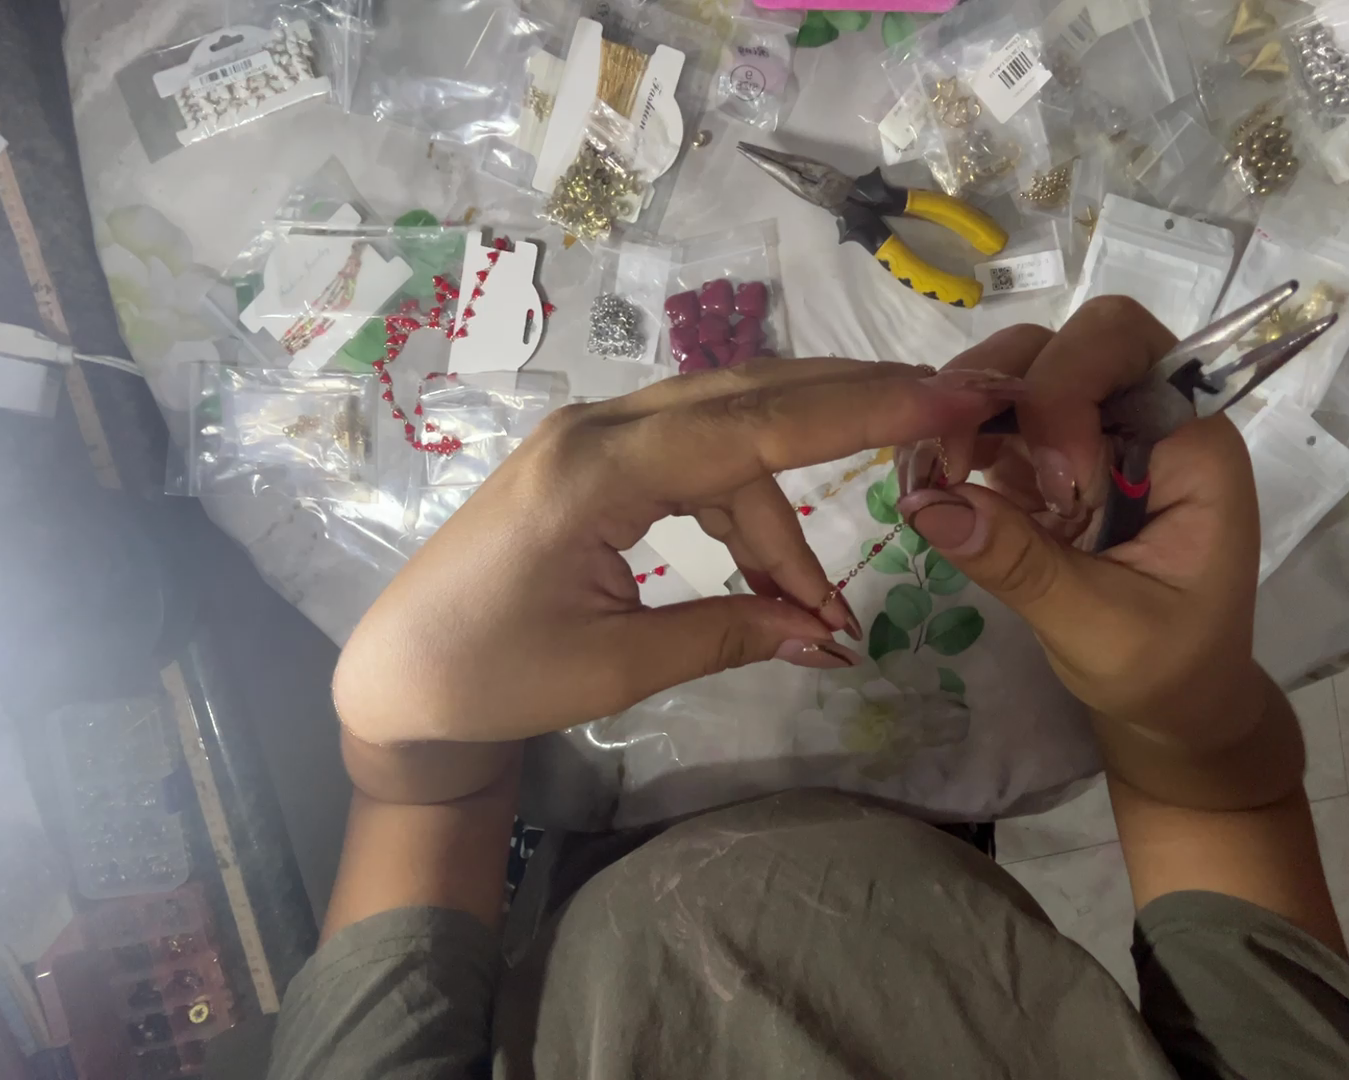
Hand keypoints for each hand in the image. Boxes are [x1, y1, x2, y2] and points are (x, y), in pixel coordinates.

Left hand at [334, 360, 1025, 746]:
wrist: (401, 676)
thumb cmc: (492, 676)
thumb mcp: (618, 664)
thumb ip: (730, 632)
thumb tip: (829, 635)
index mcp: (597, 467)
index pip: (753, 423)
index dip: (860, 412)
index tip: (947, 399)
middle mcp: (601, 428)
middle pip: (751, 396)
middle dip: (852, 408)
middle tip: (943, 417)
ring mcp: (598, 438)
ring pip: (731, 438)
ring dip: (787, 513)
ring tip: (819, 604)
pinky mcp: (599, 463)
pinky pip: (699, 465)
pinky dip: (747, 515)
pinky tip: (770, 573)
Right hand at [897, 300, 1293, 805]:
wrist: (1169, 697)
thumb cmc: (1165, 666)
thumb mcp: (1103, 629)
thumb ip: (1022, 566)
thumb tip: (927, 504)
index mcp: (1189, 446)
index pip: (1127, 352)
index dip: (1068, 394)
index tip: (1049, 490)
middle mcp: (1137, 421)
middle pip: (1064, 342)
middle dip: (1001, 386)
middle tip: (959, 463)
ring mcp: (1084, 438)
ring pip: (1016, 372)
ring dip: (960, 409)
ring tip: (930, 474)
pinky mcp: (1040, 464)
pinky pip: (989, 423)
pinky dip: (949, 440)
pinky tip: (927, 481)